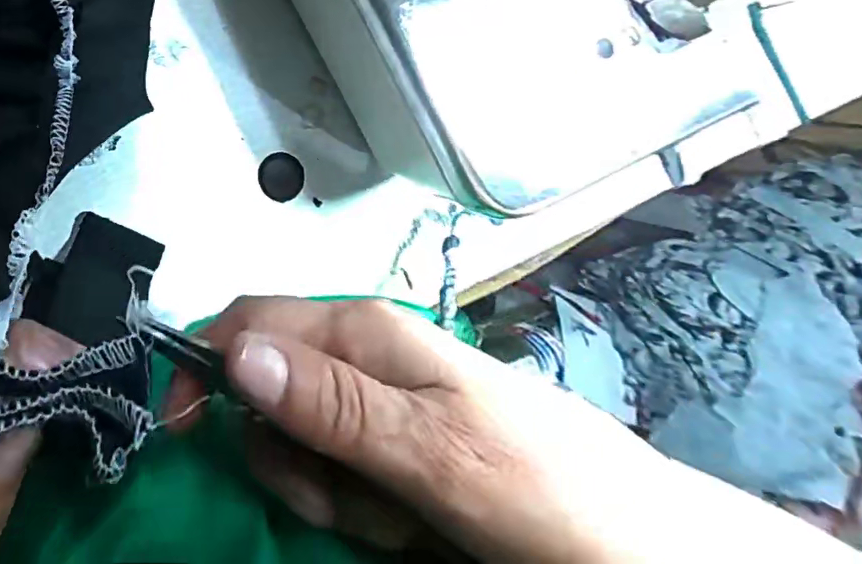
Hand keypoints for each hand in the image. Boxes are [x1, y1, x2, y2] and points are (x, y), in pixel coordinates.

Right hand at [160, 296, 861, 562]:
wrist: (672, 563)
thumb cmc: (556, 498)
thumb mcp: (441, 457)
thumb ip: (336, 405)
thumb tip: (235, 352)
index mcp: (363, 330)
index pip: (250, 322)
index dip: (209, 364)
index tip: (189, 426)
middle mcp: (361, 356)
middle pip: (269, 386)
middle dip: (282, 449)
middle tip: (334, 502)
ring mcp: (381, 405)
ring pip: (299, 437)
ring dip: (322, 487)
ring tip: (393, 525)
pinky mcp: (397, 449)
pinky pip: (338, 472)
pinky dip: (354, 508)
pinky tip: (405, 530)